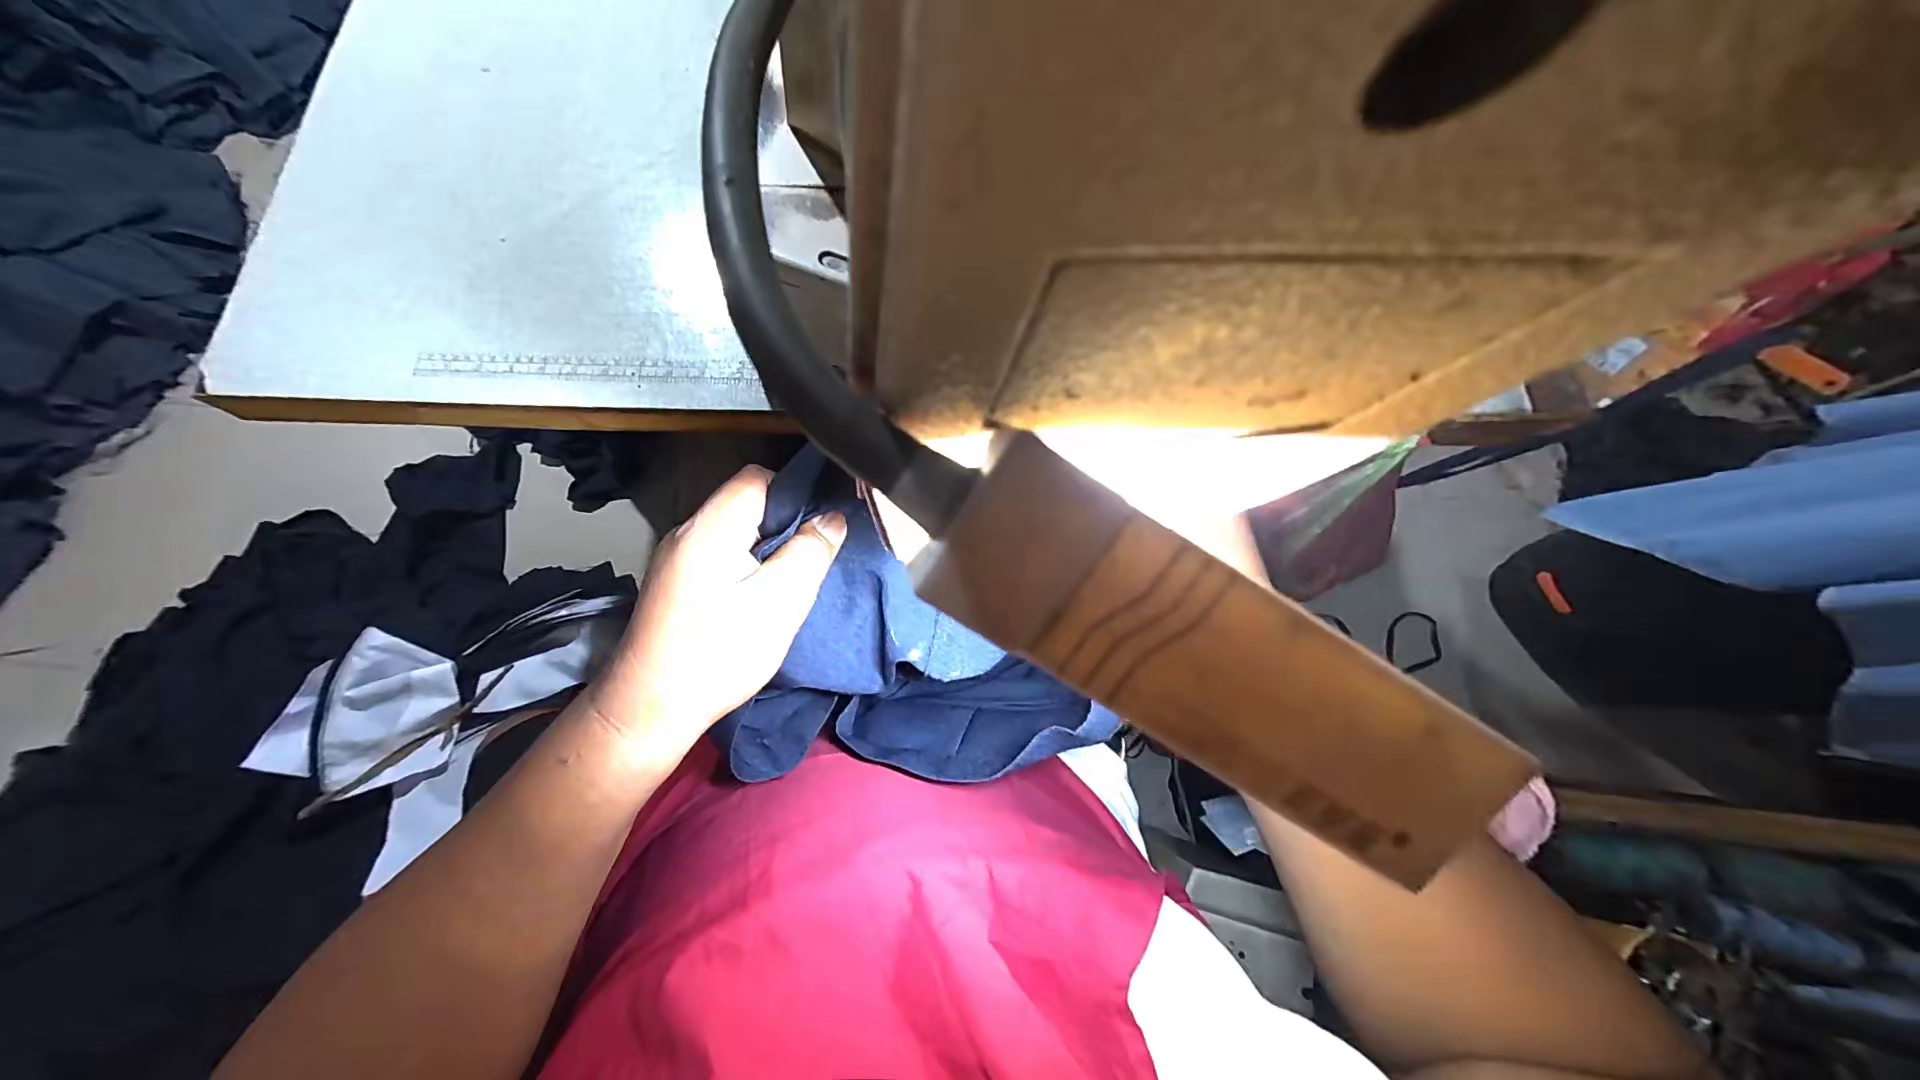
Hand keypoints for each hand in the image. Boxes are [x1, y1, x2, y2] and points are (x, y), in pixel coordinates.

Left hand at [582, 465, 845, 771]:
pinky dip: (743, 565)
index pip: (757, 477)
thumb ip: (811, 552)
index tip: (819, 524)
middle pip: (745, 502)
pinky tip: (755, 598)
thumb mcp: (781, 602)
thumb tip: (831, 519)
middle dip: (783, 522)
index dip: (794, 491)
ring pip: (733, 531)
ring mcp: (675, 557)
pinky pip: (718, 554)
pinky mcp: (673, 581)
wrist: (649, 707)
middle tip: (809, 558)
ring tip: (786, 581)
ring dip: (764, 547)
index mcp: (712, 527)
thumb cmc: (718, 653)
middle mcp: (687, 531)